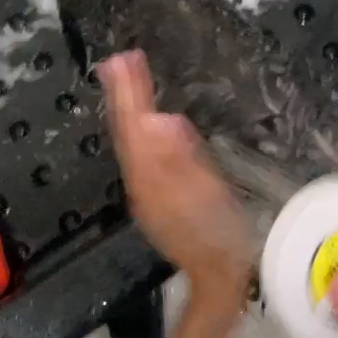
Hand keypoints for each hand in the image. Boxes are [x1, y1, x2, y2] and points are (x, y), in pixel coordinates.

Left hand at [99, 51, 251, 300]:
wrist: (217, 277)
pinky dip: (136, 131)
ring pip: (130, 142)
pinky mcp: (155, 197)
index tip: (124, 60)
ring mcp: (146, 191)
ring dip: (127, 109)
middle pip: (127, 131)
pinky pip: (138, 155)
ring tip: (122, 78)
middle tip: (116, 60)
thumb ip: (182, 157)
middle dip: (122, 95)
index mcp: (152, 177)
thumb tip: (161, 118)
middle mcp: (141, 181)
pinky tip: (142, 121)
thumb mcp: (207, 193)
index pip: (136, 126)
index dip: (130, 92)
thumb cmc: (220, 234)